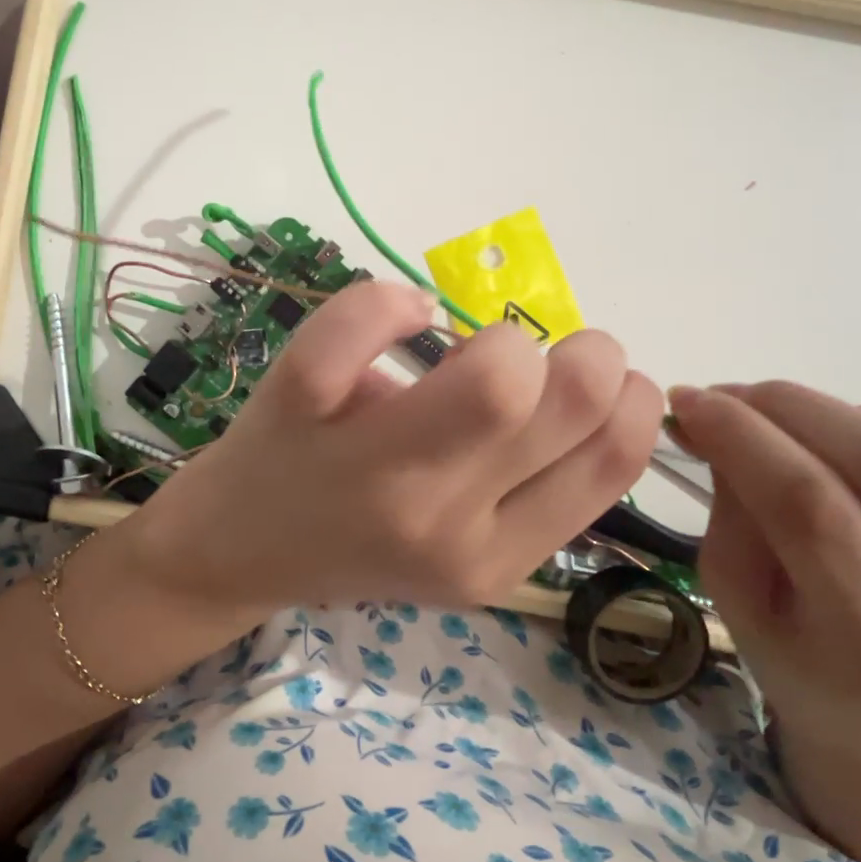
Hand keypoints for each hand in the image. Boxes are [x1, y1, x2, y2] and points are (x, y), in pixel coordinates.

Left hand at [117, 281, 662, 614]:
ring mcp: (367, 465)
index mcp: (490, 561)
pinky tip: (398, 317)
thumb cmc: (352, 539)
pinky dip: (393, 300)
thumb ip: (526, 487)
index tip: (606, 382)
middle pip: (563, 401)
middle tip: (543, 355)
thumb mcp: (456, 546)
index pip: (608, 464)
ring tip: (471, 347)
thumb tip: (594, 384)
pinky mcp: (300, 403)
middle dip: (581, 354)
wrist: (231, 554)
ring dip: (503, 336)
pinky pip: (371, 318)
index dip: (630, 402)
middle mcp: (439, 524)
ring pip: (491, 372)